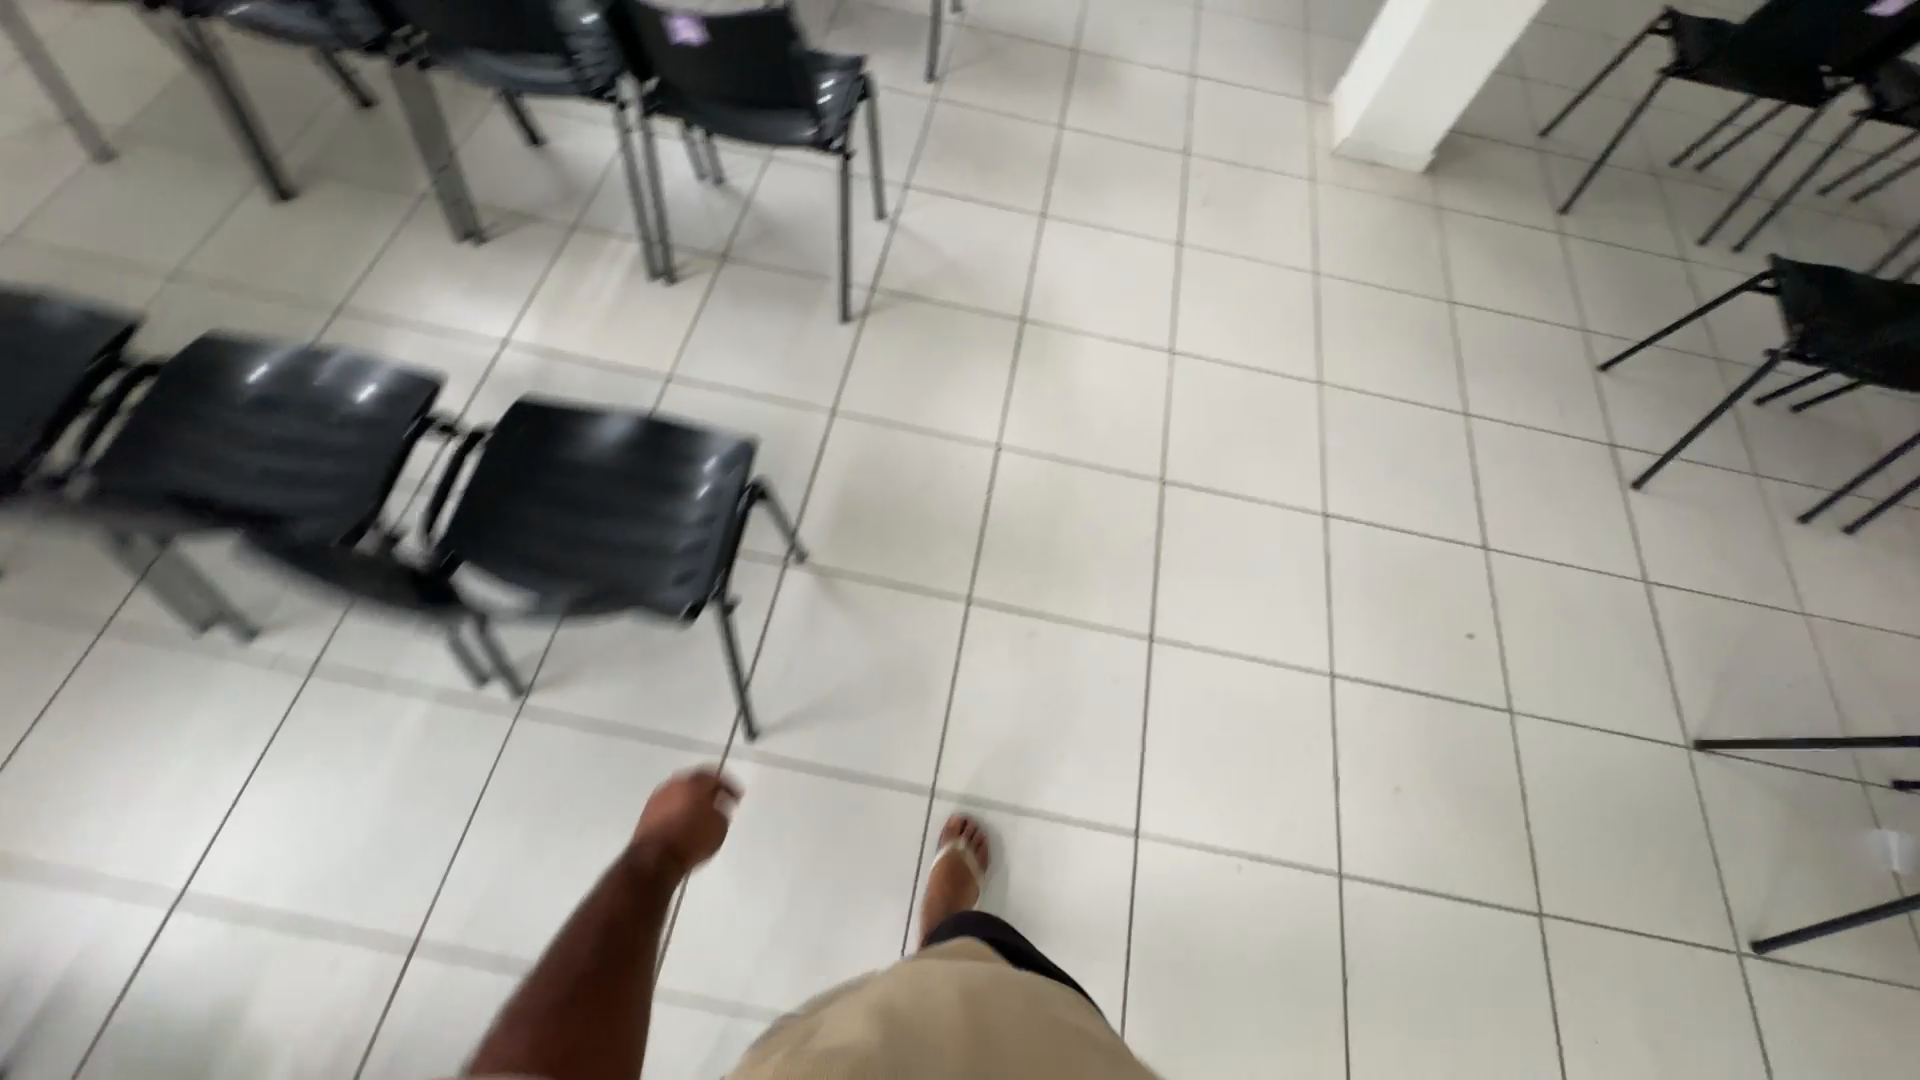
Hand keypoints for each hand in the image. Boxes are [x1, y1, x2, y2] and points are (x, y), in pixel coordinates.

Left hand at [633, 767, 740, 877]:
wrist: (654, 861)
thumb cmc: (692, 841)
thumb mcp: (719, 827)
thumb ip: (722, 810)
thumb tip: (718, 805)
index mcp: (695, 783)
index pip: (716, 776)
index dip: (729, 786)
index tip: (736, 796)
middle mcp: (675, 784)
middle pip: (695, 781)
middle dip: (707, 790)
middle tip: (718, 801)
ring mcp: (658, 797)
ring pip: (680, 792)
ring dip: (690, 800)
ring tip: (700, 814)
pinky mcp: (646, 813)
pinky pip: (668, 805)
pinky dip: (677, 810)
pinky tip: (683, 823)